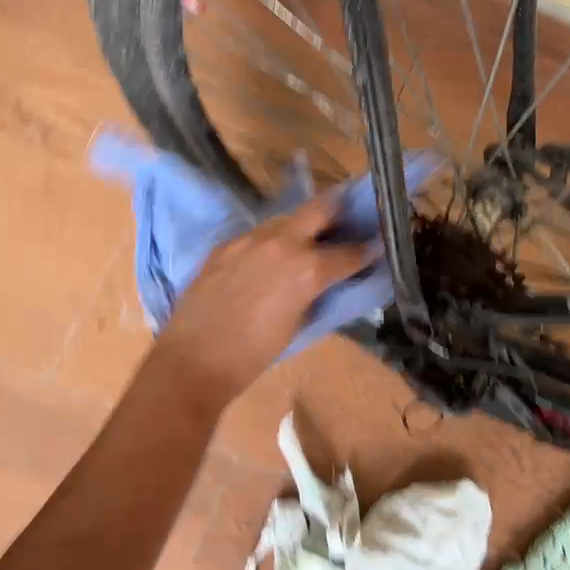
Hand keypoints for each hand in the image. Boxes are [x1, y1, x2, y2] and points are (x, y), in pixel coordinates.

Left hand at [149, 193, 371, 401]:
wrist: (192, 362)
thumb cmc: (254, 355)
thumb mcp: (300, 323)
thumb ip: (319, 293)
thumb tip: (332, 280)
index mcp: (308, 268)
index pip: (350, 252)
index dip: (368, 250)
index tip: (377, 246)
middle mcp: (282, 242)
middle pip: (322, 207)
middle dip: (340, 211)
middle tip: (348, 222)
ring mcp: (250, 239)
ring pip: (286, 219)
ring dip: (302, 227)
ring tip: (306, 244)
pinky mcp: (225, 244)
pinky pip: (257, 235)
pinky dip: (271, 243)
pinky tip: (268, 261)